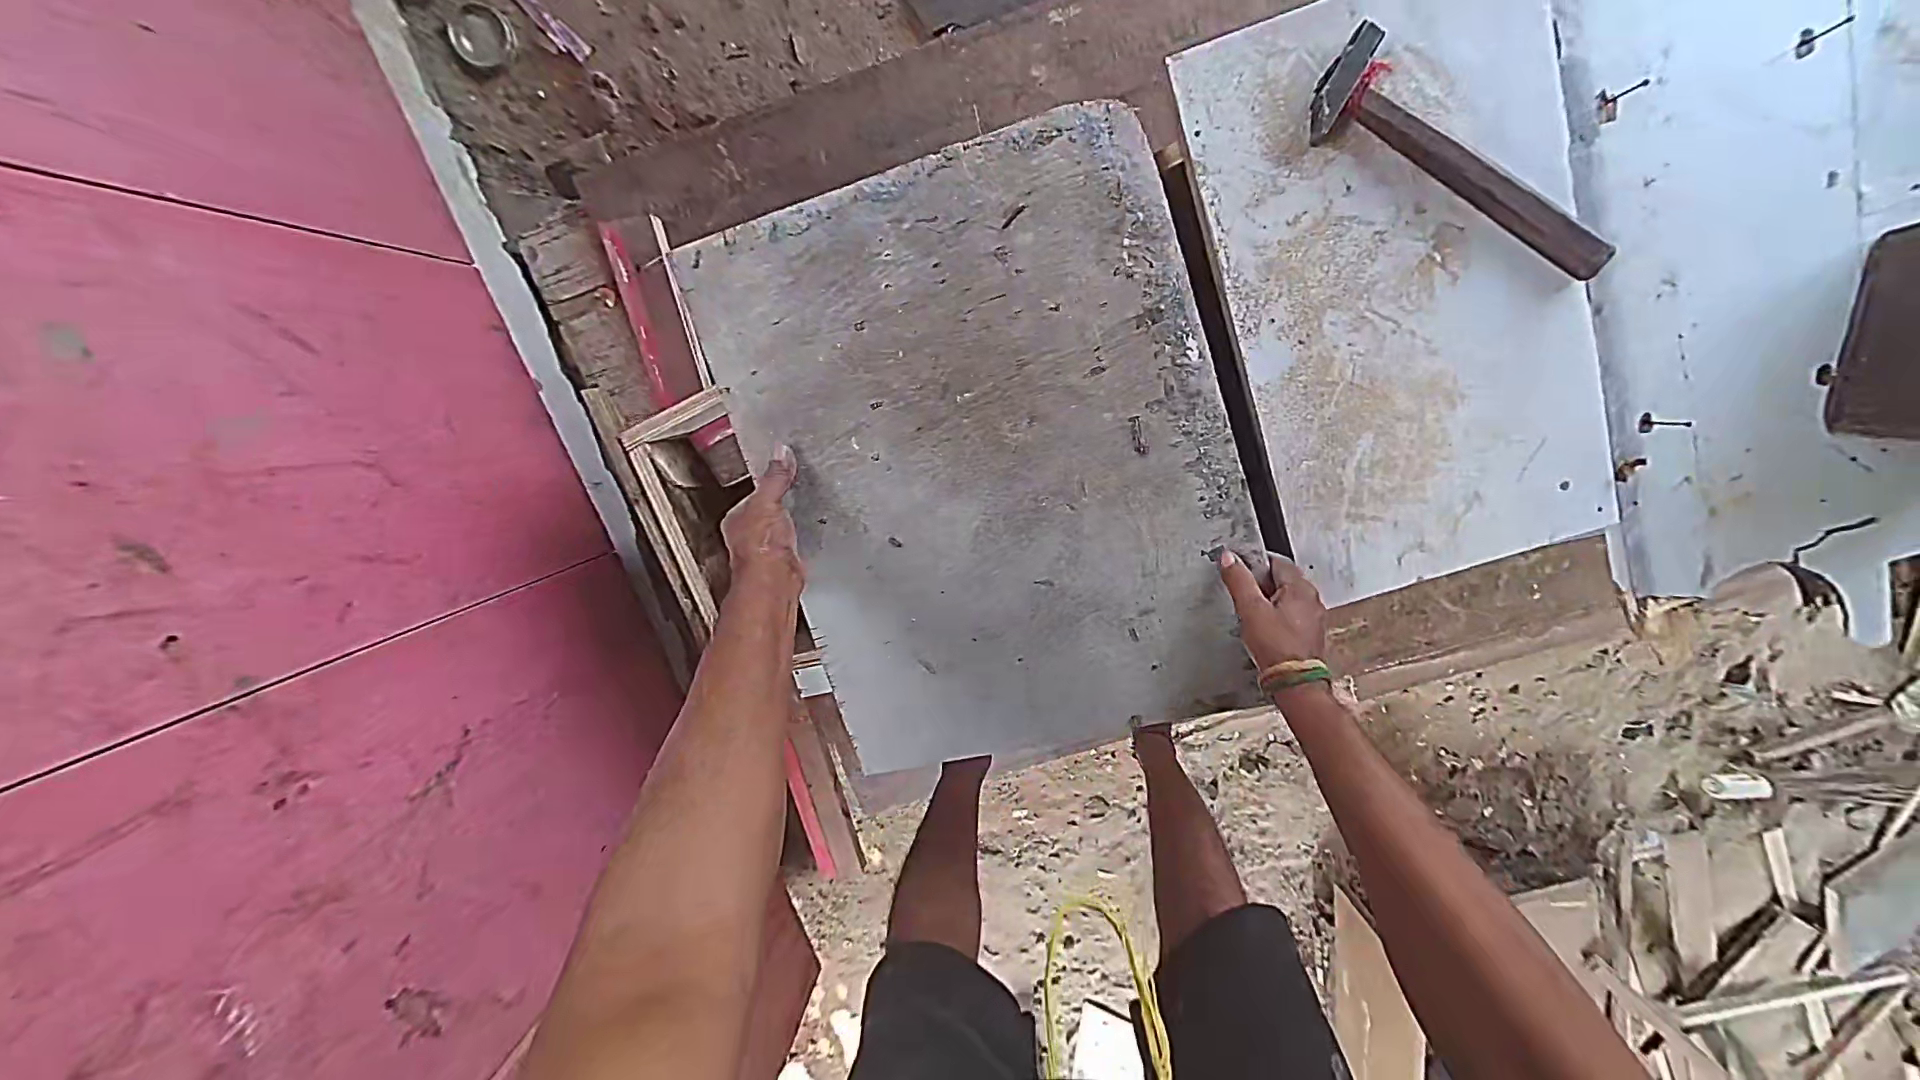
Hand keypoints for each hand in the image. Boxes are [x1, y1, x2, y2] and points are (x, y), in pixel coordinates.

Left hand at [721, 445, 802, 582]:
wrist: (775, 581)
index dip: (768, 482)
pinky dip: (800, 533)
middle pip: (766, 509)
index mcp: (736, 518)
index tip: (783, 471)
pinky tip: (807, 529)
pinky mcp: (784, 559)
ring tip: (804, 504)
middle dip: (781, 501)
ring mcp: (766, 547)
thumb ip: (775, 478)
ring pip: (779, 525)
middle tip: (796, 485)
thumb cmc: (761, 548)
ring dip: (791, 518)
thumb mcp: (768, 502)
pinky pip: (793, 538)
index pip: (753, 493)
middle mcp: (747, 534)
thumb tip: (780, 453)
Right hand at [1218, 550, 1326, 670]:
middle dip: (1261, 583)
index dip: (1255, 562)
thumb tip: (1229, 558)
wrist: (1293, 681)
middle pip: (1282, 579)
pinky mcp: (1308, 633)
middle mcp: (1311, 600)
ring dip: (1268, 600)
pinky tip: (1264, 628)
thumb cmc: (1277, 646)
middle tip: (1243, 594)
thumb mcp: (1250, 608)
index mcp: (1301, 588)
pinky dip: (1276, 615)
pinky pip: (1290, 615)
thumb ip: (1239, 580)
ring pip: (1286, 598)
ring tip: (1251, 612)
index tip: (1240, 568)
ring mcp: (1312, 617)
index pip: (1277, 561)